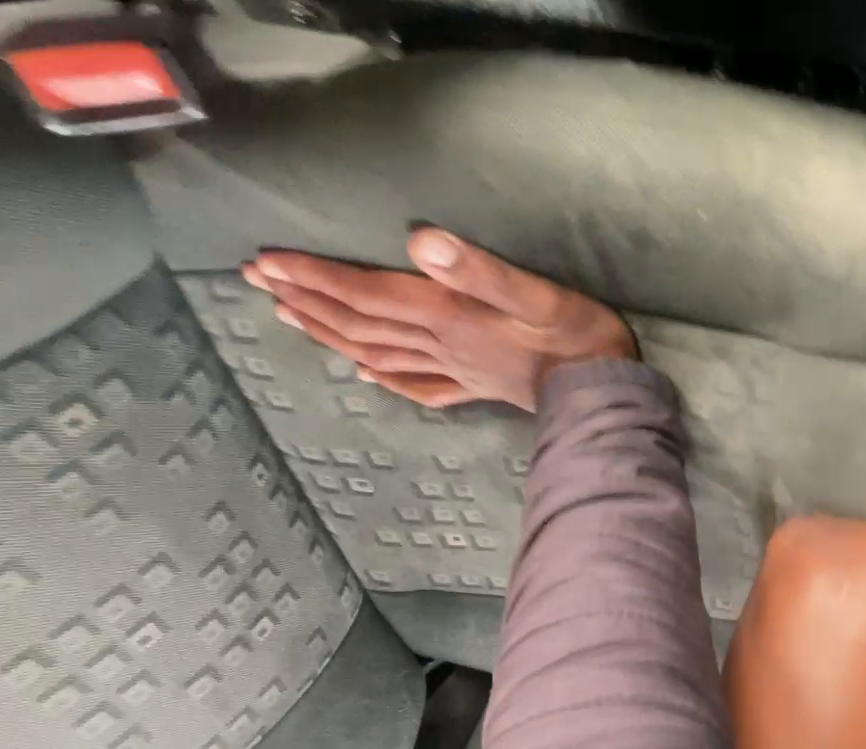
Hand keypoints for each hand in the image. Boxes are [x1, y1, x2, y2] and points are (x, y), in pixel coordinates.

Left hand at [243, 228, 635, 410]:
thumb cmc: (578, 337)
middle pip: (361, 324)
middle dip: (308, 300)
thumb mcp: (536, 294)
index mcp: (448, 316)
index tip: (267, 261)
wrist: (605, 393)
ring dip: (331, 335)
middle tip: (260, 282)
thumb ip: (479, 270)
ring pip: (379, 354)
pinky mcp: (480, 389)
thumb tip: (419, 239)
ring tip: (291, 318)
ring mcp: (459, 371)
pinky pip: (423, 388)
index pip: (368, 294)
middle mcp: (441, 345)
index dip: (315, 276)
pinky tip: (366, 375)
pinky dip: (388, 380)